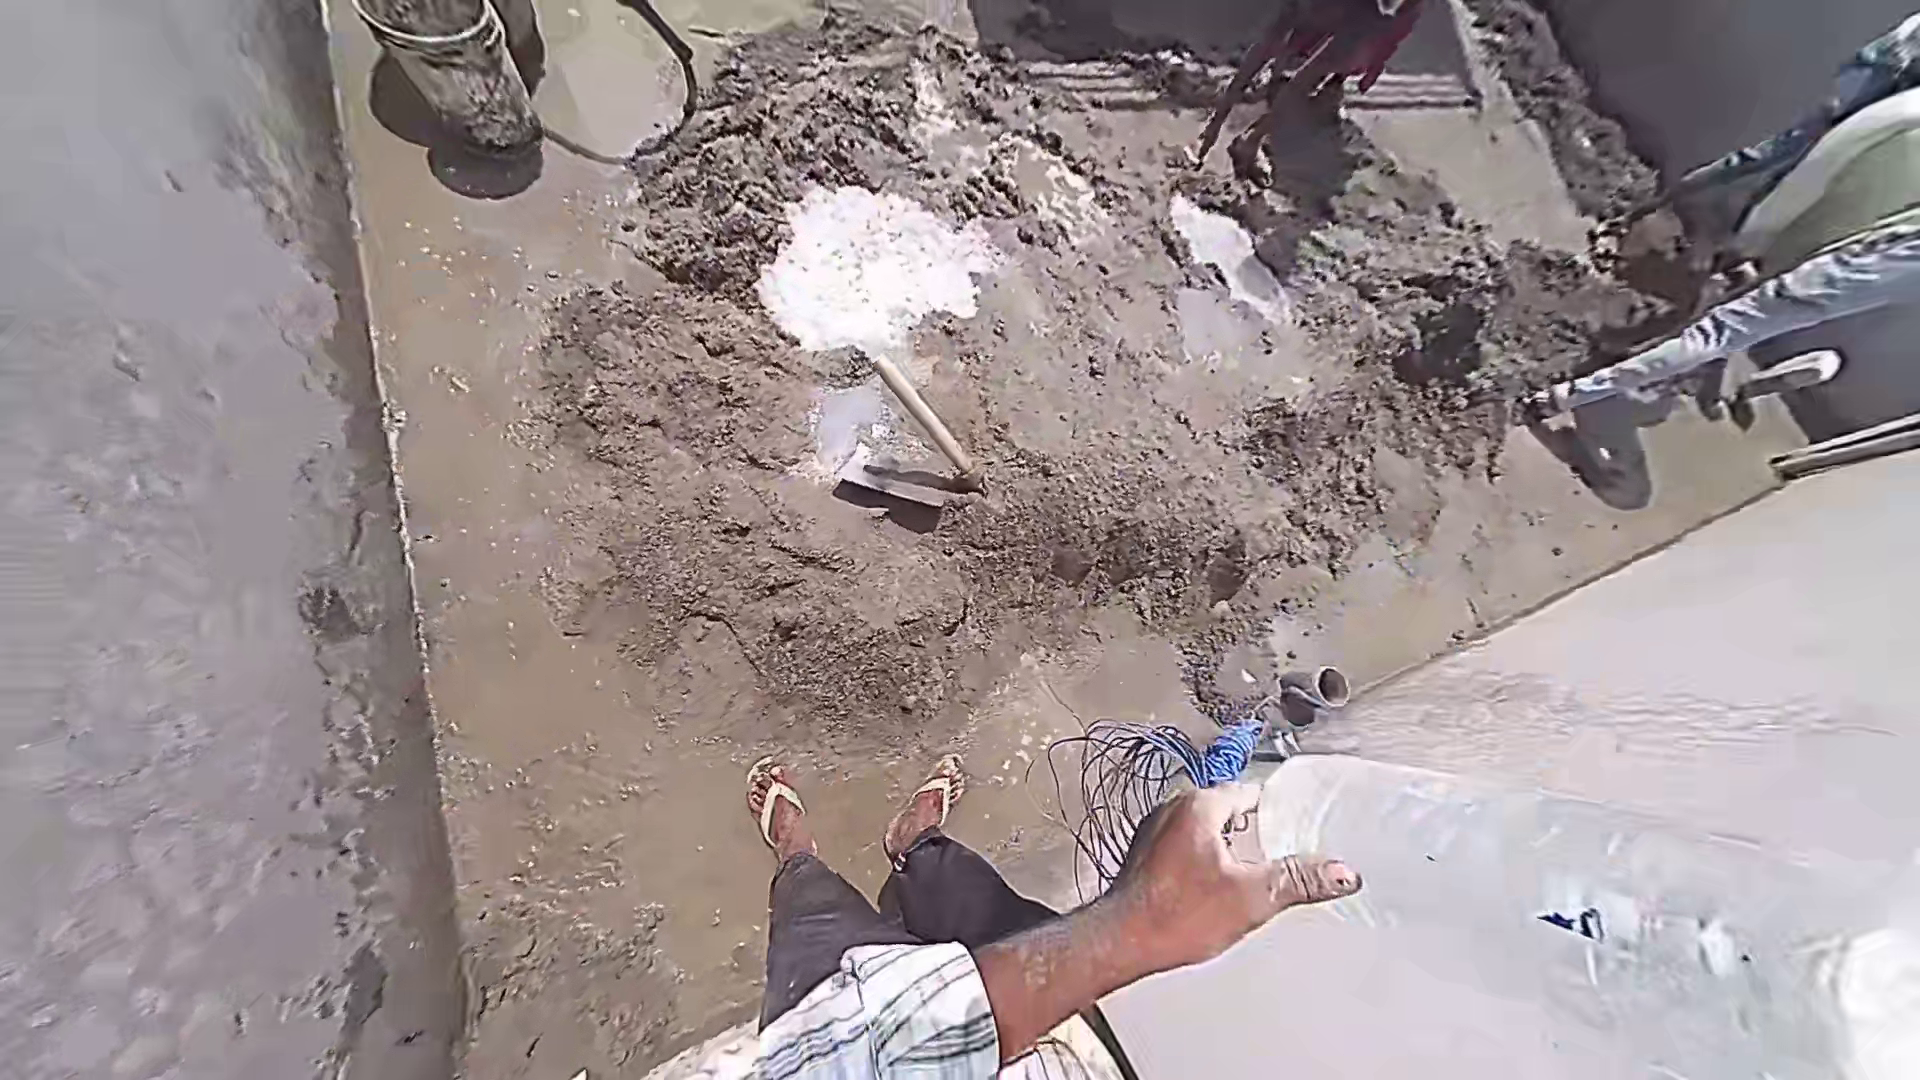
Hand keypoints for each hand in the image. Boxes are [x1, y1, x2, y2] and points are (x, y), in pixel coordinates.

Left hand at [1107, 783, 1359, 973]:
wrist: (1128, 935)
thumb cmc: (1179, 913)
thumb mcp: (1252, 897)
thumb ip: (1298, 879)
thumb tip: (1342, 871)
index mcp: (1198, 806)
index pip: (1246, 793)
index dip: (1273, 807)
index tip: (1293, 818)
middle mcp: (1173, 807)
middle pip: (1224, 806)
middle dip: (1251, 826)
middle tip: (1278, 847)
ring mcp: (1156, 825)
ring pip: (1203, 823)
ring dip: (1226, 840)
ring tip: (1249, 866)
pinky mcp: (1146, 847)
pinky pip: (1184, 838)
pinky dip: (1203, 850)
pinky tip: (1213, 878)